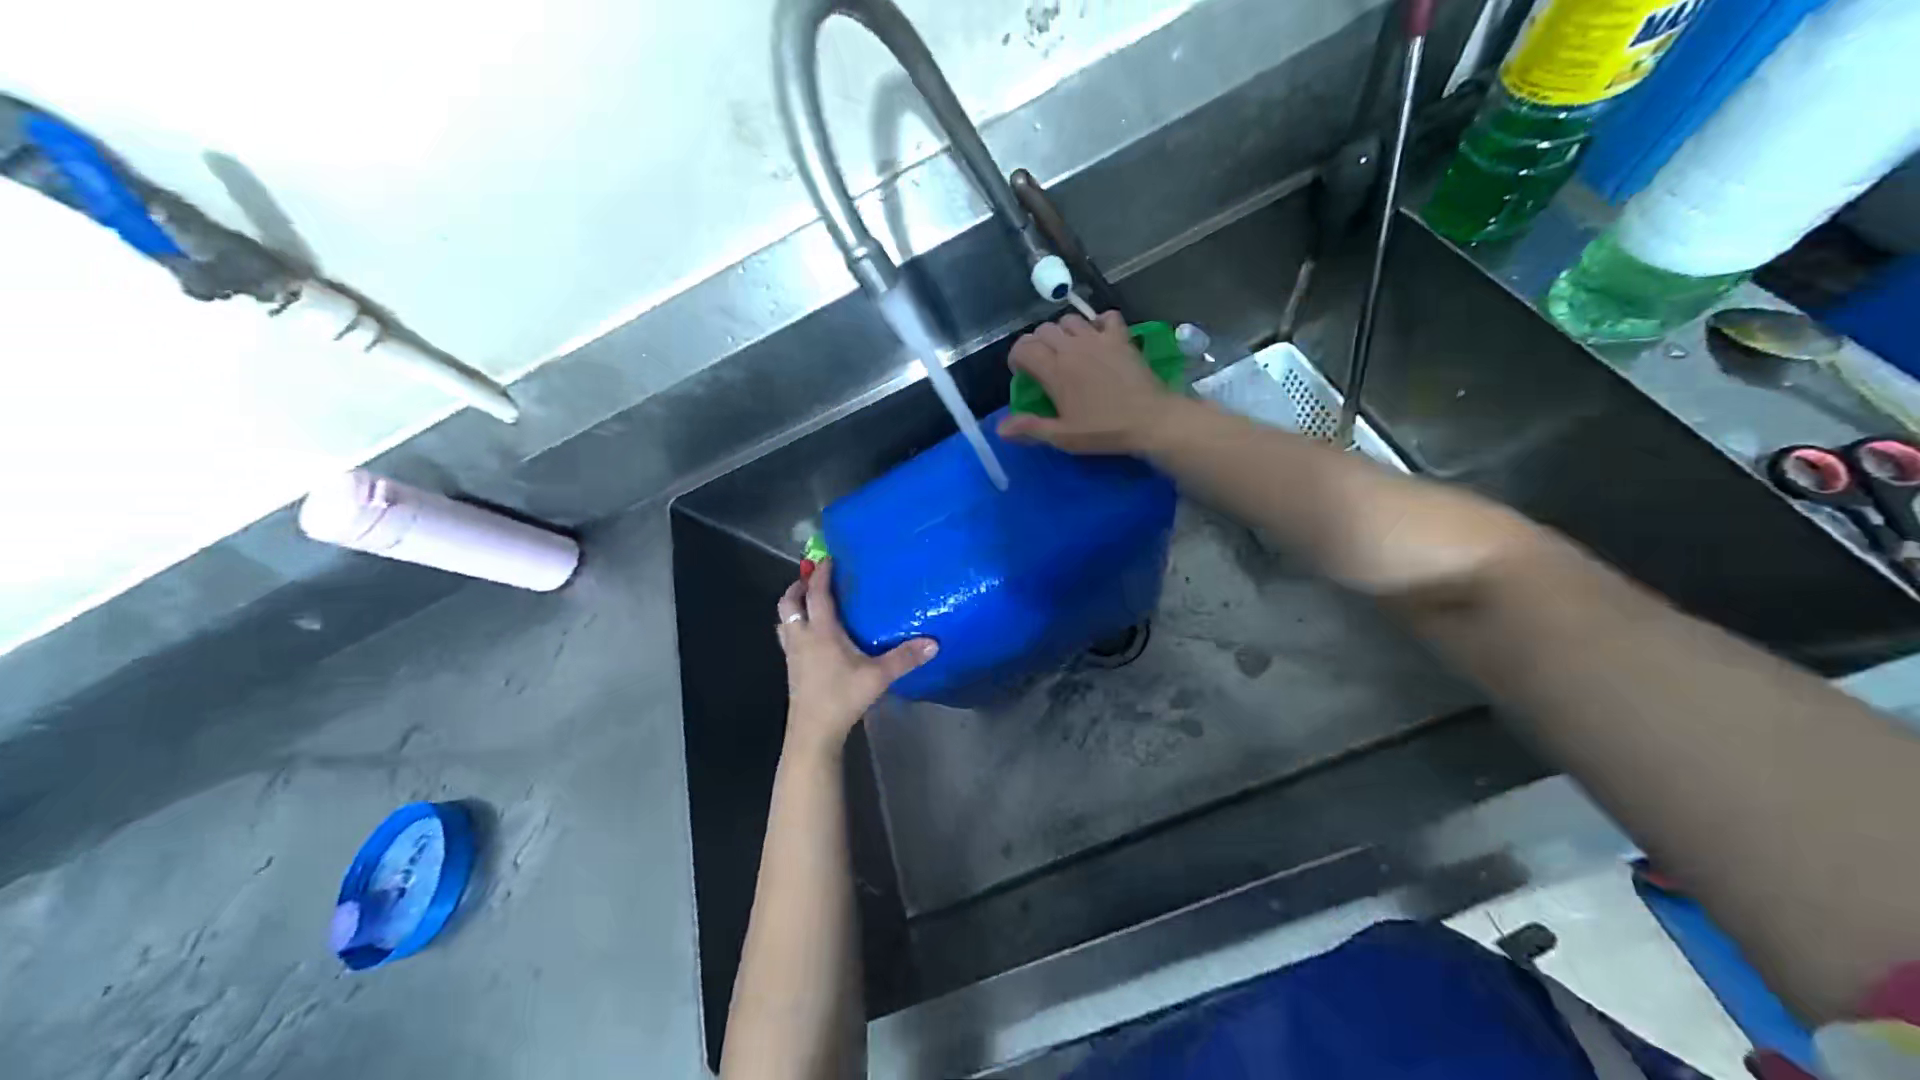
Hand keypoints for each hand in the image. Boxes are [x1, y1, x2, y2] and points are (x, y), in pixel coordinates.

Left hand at [776, 558, 937, 751]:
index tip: (827, 559)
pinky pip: (787, 637)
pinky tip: (810, 635)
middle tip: (812, 578)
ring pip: (784, 620)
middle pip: (789, 603)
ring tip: (808, 602)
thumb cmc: (842, 698)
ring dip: (793, 606)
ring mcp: (793, 654)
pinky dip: (794, 626)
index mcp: (821, 631)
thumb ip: (905, 658)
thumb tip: (934, 642)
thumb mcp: (878, 676)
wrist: (813, 732)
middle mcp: (802, 637)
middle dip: (798, 586)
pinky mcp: (791, 669)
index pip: (817, 594)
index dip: (821, 574)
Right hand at [996, 311, 1176, 454]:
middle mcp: (1072, 348)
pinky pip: (1105, 317)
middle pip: (1043, 330)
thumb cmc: (1104, 430)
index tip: (1023, 374)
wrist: (1150, 420)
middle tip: (1043, 364)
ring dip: (1062, 332)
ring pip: (1069, 320)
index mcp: (1054, 370)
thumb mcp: (1063, 436)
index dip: (1016, 358)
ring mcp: (1098, 339)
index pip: (1023, 348)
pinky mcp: (1121, 338)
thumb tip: (1000, 428)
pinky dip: (1097, 323)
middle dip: (1036, 344)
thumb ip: (1030, 428)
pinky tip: (1098, 337)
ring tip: (1067, 351)